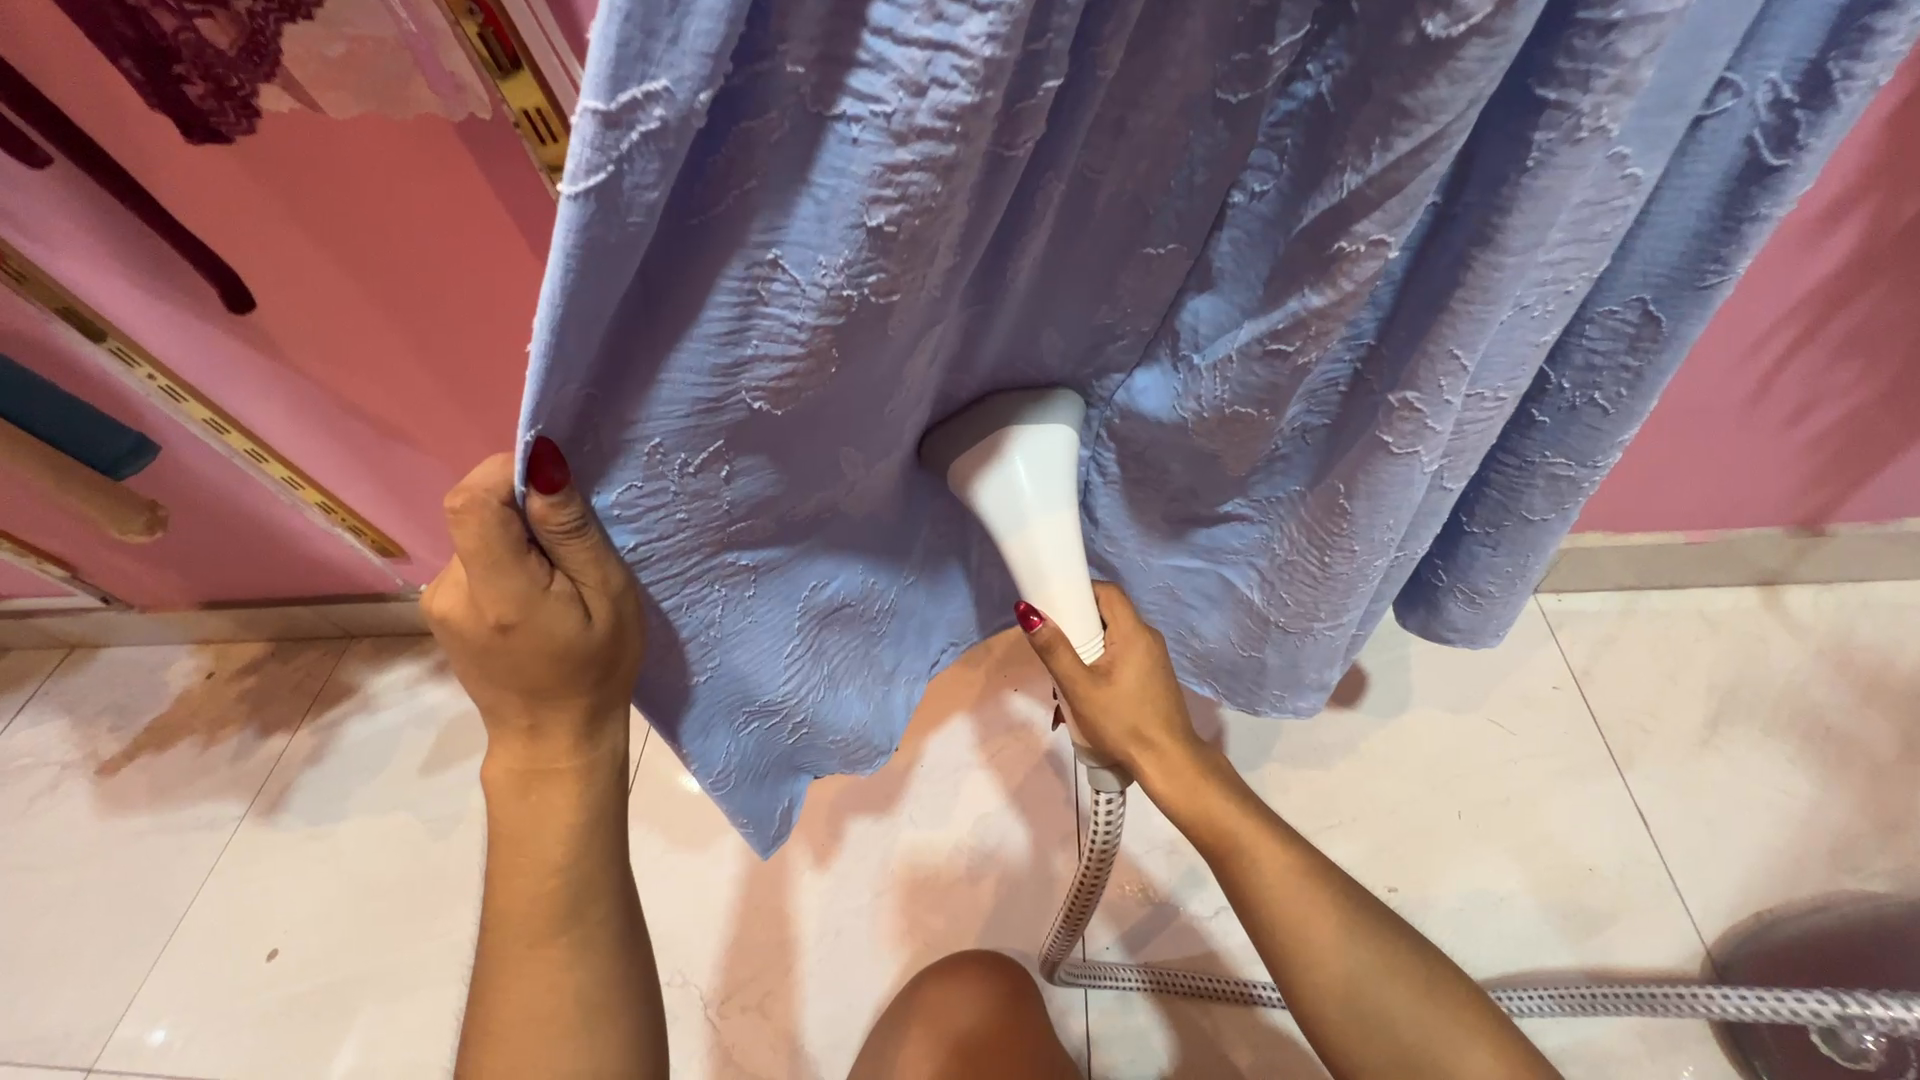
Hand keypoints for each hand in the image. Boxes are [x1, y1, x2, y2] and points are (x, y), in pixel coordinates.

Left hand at [422, 438, 643, 770]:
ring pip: (477, 533)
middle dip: (525, 509)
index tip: (557, 486)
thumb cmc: (597, 669)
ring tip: (561, 577)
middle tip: (575, 543)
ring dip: (518, 536)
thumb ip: (571, 533)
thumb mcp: (608, 596)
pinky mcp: (442, 608)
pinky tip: (538, 591)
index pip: (473, 500)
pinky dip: (508, 557)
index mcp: (498, 591)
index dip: (509, 473)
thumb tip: (543, 464)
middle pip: (475, 512)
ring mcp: (438, 601)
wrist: (554, 736)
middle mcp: (450, 590)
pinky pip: (474, 557)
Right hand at [1016, 583, 1209, 788]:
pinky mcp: (1153, 675)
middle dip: (1078, 623)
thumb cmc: (1122, 722)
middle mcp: (1148, 637)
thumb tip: (1028, 611)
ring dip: (1088, 646)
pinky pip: (1123, 654)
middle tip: (1054, 644)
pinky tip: (1088, 687)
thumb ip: (1054, 649)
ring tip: (1066, 671)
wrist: (1168, 762)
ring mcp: (1154, 657)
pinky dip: (1102, 660)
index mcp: (1134, 632)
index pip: (1107, 591)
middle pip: (1109, 613)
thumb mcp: (1079, 688)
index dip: (1079, 590)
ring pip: (1114, 636)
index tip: (1053, 604)